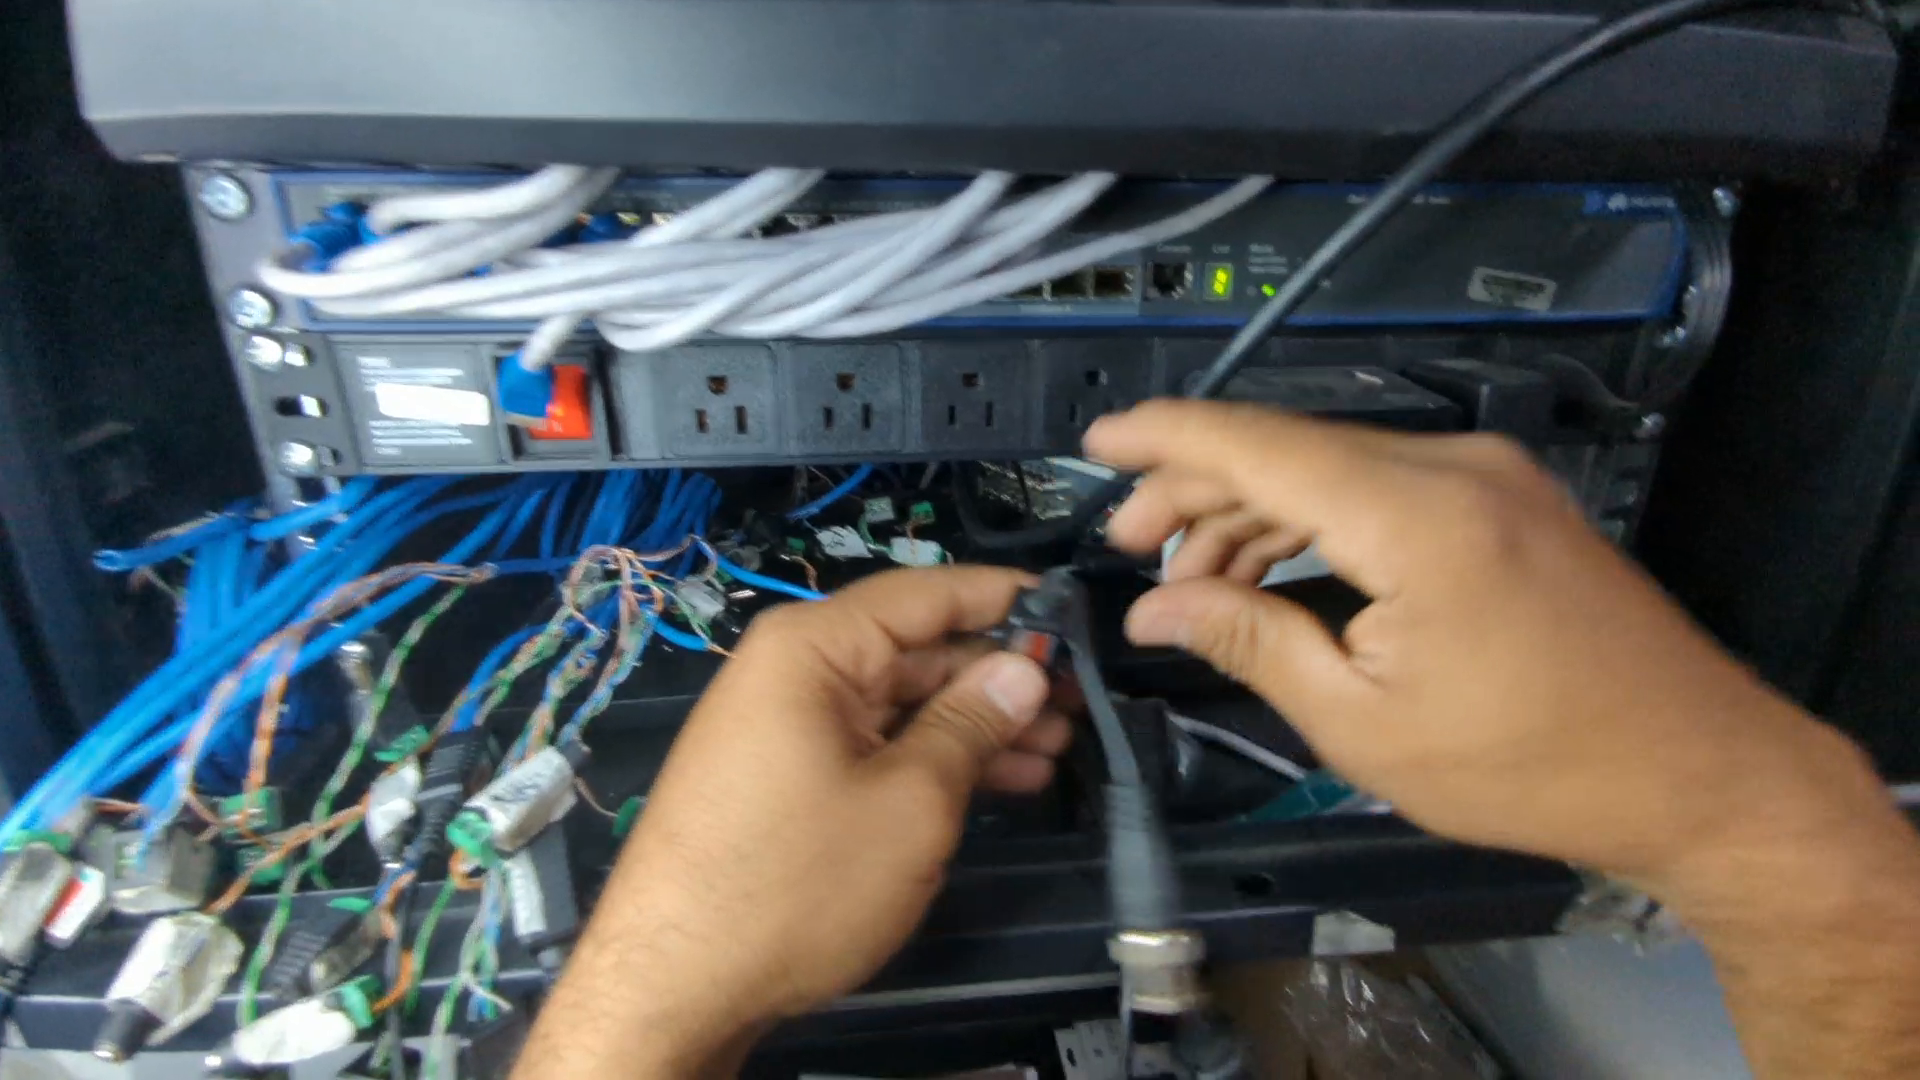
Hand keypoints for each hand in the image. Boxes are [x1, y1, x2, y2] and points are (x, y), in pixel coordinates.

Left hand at [518, 566, 1071, 1077]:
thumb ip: (973, 722)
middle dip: (998, 674)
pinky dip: (936, 757)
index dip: (1001, 596)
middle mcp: (799, 669)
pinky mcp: (793, 772)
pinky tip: (1003, 779)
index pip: (925, 593)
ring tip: (1055, 744)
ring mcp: (793, 723)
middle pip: (917, 650)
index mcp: (815, 646)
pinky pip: (878, 743)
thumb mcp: (909, 800)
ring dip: (978, 722)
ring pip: (904, 702)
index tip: (1066, 606)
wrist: (669, 994)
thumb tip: (1025, 666)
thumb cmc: (795, 880)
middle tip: (1074, 699)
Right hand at [1086, 401, 1903, 890]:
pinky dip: (1300, 522)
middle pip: (1280, 451)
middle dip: (1191, 492)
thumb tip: (1153, 611)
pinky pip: (1364, 488)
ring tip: (1188, 578)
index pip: (1260, 446)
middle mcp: (1447, 468)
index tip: (1099, 440)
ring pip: (1317, 467)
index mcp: (1417, 519)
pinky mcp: (1487, 497)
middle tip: (1130, 545)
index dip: (1167, 437)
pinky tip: (1260, 569)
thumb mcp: (1359, 722)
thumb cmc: (1526, 765)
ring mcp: (1475, 475)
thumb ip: (1247, 642)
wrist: (1703, 777)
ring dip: (1242, 513)